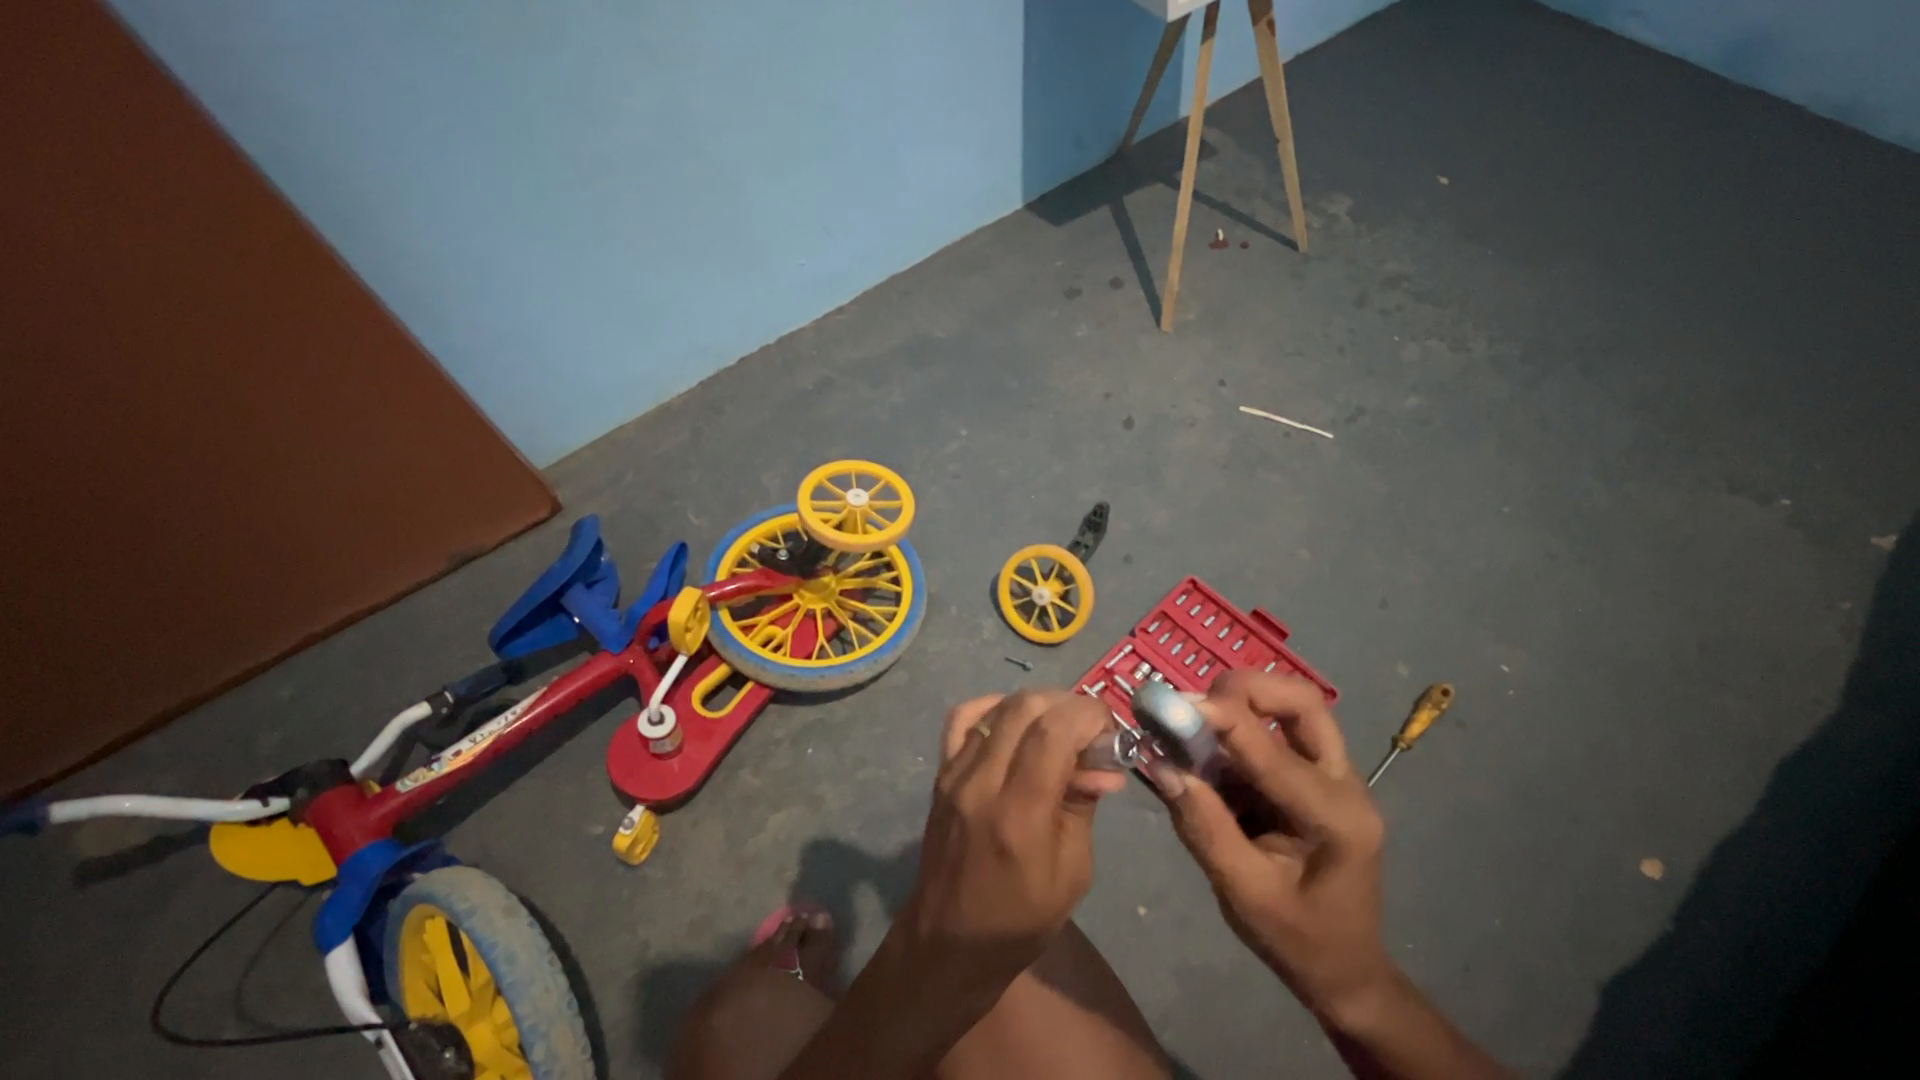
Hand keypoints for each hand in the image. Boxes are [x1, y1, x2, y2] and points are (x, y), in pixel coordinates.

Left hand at [896, 690, 1126, 990]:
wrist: (949, 941)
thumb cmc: (1021, 919)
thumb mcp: (1073, 873)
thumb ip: (1082, 806)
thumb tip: (1102, 762)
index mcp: (1019, 815)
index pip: (1053, 731)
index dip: (1088, 715)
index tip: (1111, 728)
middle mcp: (981, 783)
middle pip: (1024, 707)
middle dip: (1067, 704)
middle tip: (1091, 729)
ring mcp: (954, 775)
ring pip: (996, 707)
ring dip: (1036, 704)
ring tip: (1060, 726)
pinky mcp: (940, 774)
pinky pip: (963, 719)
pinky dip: (995, 708)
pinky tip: (1016, 723)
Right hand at [1158, 671, 1394, 1022]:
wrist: (1346, 970)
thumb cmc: (1298, 940)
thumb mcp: (1243, 893)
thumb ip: (1204, 827)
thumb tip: (1161, 765)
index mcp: (1338, 817)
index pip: (1274, 751)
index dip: (1220, 720)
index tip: (1168, 706)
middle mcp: (1345, 784)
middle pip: (1303, 703)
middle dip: (1245, 690)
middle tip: (1192, 704)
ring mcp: (1335, 778)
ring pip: (1296, 710)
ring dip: (1242, 704)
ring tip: (1192, 722)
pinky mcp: (1316, 780)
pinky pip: (1279, 734)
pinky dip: (1238, 731)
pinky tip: (1204, 750)